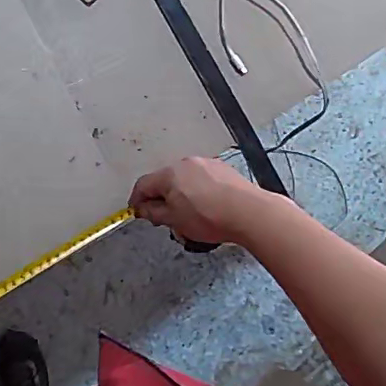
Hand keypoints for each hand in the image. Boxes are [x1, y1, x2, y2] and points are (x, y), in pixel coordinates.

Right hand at [128, 157, 275, 245]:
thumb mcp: (174, 221)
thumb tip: (144, 209)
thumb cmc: (213, 217)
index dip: (137, 200)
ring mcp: (206, 164)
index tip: (138, 211)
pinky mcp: (222, 170)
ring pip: (185, 180)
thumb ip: (153, 213)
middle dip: (162, 199)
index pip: (143, 185)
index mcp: (169, 174)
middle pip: (164, 180)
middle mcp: (186, 164)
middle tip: (165, 218)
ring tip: (191, 217)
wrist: (249, 213)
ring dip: (182, 195)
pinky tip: (208, 208)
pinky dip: (200, 192)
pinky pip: (203, 180)